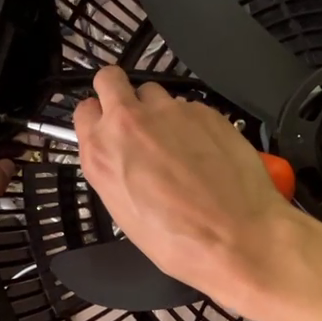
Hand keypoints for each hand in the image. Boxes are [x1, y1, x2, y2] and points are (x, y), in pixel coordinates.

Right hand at [73, 66, 304, 307]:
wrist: (236, 236)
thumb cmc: (178, 241)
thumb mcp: (125, 214)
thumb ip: (115, 172)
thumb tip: (124, 160)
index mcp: (102, 152)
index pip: (85, 110)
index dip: (97, 117)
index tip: (107, 126)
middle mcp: (129, 123)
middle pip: (110, 79)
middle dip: (117, 91)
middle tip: (133, 115)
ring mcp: (169, 111)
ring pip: (153, 92)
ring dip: (158, 110)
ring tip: (176, 143)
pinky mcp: (204, 110)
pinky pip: (189, 107)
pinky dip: (192, 124)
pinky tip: (206, 152)